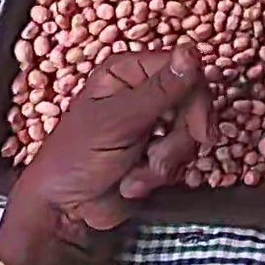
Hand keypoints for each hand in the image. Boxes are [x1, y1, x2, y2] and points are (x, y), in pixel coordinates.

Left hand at [0, 46, 211, 264]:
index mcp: (129, 71)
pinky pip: (183, 155)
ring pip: (190, 132)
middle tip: (158, 160)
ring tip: (135, 174)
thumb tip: (191, 52)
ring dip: (165, 161)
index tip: (200, 128)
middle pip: (193, 101)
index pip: (183, 68)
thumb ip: (160, 90)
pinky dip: (161, 174)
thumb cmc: (76, 158)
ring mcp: (153, 121)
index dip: (195, 97)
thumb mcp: (119, 121)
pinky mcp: (159, 149)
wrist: (64, 213)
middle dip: (179, 138)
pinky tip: (134, 182)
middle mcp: (145, 90)